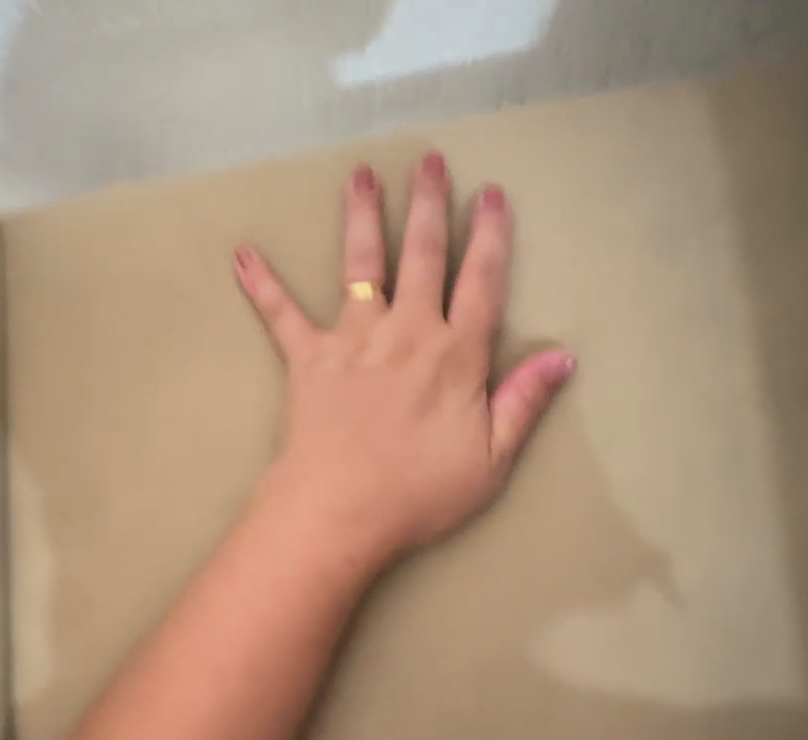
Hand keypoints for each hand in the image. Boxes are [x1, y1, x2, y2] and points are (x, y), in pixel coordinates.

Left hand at [233, 152, 573, 567]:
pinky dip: (262, 285)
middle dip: (428, 205)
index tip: (491, 195)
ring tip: (360, 175)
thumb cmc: (418, 493)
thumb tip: (564, 357)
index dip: (490, 237)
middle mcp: (406, 332)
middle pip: (422, 256)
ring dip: (361, 217)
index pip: (482, 282)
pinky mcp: (307, 358)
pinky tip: (243, 254)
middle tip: (429, 161)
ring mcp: (353, 340)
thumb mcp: (490, 460)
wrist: (340, 511)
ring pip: (360, 266)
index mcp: (455, 355)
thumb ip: (524, 403)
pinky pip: (281, 314)